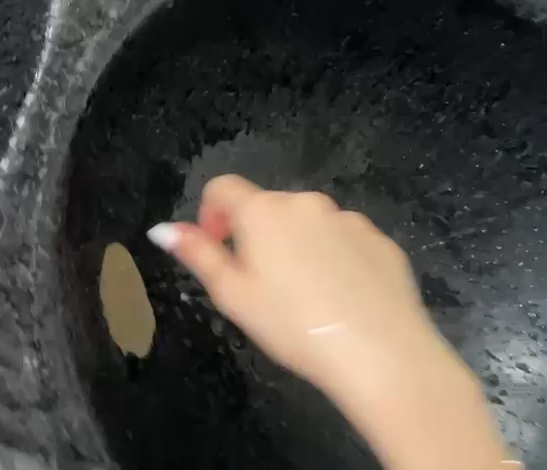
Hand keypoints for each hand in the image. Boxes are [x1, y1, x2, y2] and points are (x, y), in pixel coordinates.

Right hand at [148, 175, 468, 408]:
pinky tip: (341, 296)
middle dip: (256, 233)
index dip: (211, 214)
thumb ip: (196, 253)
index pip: (221, 188)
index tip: (218, 248)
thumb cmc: (293, 324)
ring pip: (307, 223)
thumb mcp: (231, 295)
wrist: (385, 359)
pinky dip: (336, 257)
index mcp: (260, 210)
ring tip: (305, 293)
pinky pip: (346, 240)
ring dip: (296, 243)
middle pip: (266, 206)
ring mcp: (348, 220)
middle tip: (260, 281)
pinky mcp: (383, 243)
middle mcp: (303, 203)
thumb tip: (162, 229)